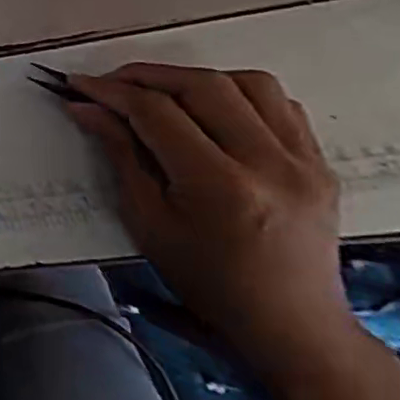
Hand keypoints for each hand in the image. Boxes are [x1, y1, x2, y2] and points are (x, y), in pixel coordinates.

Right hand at [64, 63, 356, 366]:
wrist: (289, 323)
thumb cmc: (206, 280)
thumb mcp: (147, 221)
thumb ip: (120, 155)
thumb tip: (87, 109)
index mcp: (218, 185)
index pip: (157, 113)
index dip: (112, 93)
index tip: (79, 85)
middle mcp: (268, 163)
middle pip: (202, 86)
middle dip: (148, 76)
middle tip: (112, 83)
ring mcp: (303, 160)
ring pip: (248, 83)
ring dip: (196, 78)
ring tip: (163, 93)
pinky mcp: (320, 161)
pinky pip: (280, 104)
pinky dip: (238, 94)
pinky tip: (212, 109)